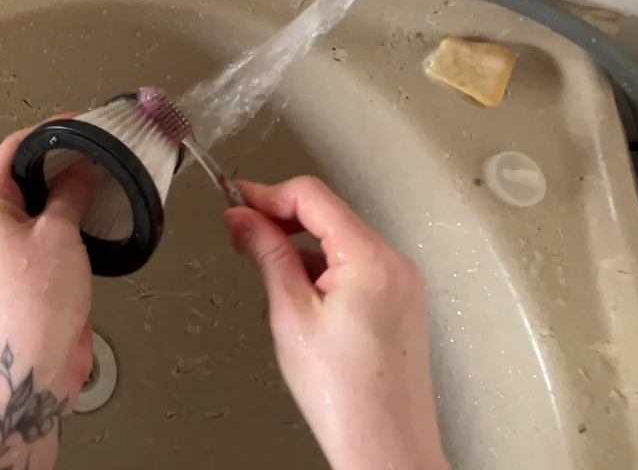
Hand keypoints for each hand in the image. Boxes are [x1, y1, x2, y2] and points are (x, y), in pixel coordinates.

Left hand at [0, 125, 97, 393]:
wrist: (32, 370)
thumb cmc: (36, 301)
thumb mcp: (58, 234)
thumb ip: (69, 193)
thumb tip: (79, 169)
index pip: (13, 149)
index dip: (46, 131)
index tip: (78, 122)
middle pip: (26, 173)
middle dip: (60, 159)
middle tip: (94, 146)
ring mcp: (9, 246)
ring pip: (40, 203)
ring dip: (68, 189)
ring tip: (100, 174)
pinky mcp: (29, 268)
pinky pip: (49, 229)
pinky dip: (71, 216)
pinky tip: (96, 211)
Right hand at [225, 176, 447, 469]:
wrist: (385, 452)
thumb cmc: (344, 395)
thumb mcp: (289, 312)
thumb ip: (265, 252)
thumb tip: (241, 217)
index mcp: (371, 260)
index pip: (312, 196)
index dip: (268, 194)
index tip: (237, 202)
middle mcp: (394, 264)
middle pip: (327, 212)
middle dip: (280, 216)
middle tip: (242, 233)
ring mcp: (401, 283)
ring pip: (338, 235)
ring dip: (297, 240)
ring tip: (265, 264)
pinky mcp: (399, 300)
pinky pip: (352, 260)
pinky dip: (318, 261)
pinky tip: (295, 287)